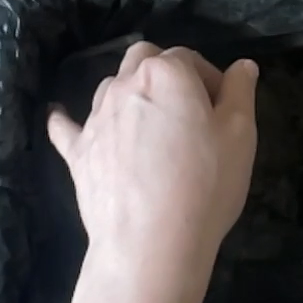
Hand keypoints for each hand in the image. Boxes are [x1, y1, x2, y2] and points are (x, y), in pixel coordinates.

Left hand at [49, 43, 258, 289]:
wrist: (151, 244)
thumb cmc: (204, 184)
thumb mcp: (241, 135)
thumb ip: (240, 92)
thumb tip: (242, 65)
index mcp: (167, 72)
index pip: (191, 58)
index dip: (211, 80)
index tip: (223, 110)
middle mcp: (126, 84)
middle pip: (144, 58)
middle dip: (166, 71)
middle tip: (187, 108)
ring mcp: (96, 117)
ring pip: (111, 86)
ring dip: (130, 93)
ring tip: (150, 125)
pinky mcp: (77, 150)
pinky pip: (66, 126)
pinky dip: (67, 120)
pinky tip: (60, 117)